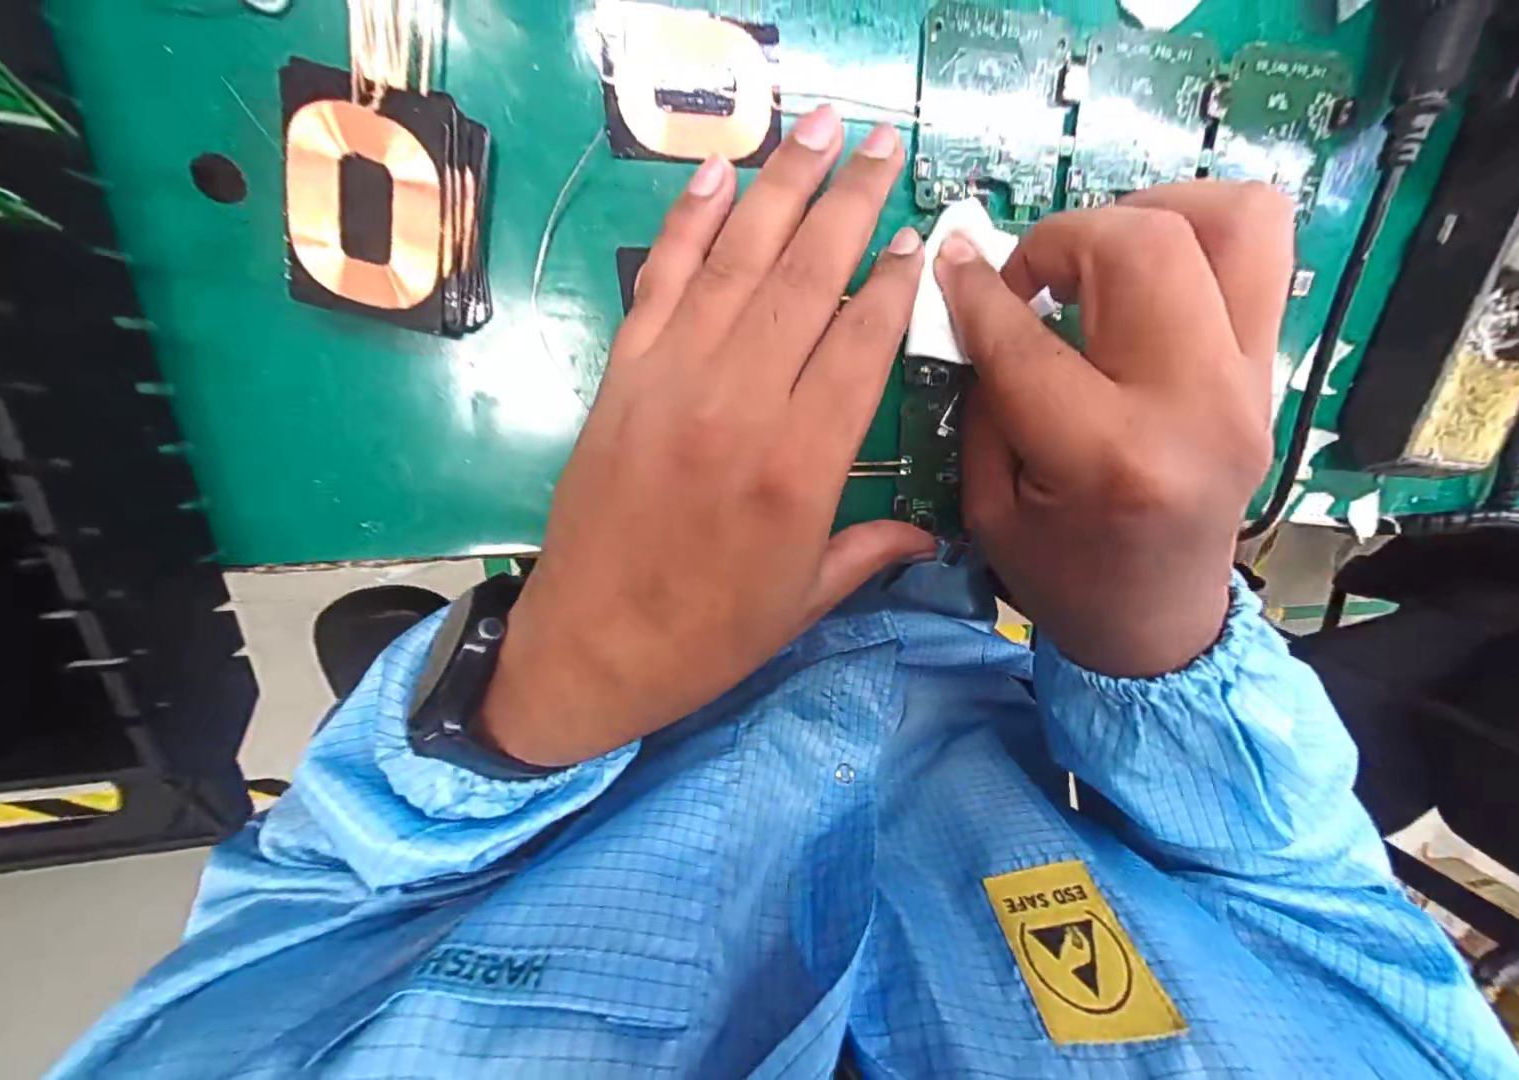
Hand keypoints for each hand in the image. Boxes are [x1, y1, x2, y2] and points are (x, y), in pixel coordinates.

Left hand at [481, 107, 933, 766]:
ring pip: (736, 263)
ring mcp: (672, 384)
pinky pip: (658, 285)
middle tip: (882, 140)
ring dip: (780, 187)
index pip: (863, 342)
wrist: (591, 647)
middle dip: (851, 201)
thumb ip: (866, 552)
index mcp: (800, 467)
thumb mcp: (799, 604)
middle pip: (807, 280)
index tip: (919, 235)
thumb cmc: (704, 638)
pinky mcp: (621, 381)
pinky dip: (687, 225)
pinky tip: (716, 178)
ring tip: (817, 127)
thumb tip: (926, 533)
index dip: (896, 281)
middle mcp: (740, 406)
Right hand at [937, 183, 1291, 676]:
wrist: (1158, 622)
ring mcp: (1250, 384)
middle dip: (1061, 238)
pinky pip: (1255, 258)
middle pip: (1144, 248)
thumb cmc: (1058, 578)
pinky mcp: (1268, 375)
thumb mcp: (988, 506)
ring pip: (1231, 222)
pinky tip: (1134, 279)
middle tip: (1022, 277)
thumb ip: (985, 404)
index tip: (949, 264)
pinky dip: (1188, 240)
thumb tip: (982, 315)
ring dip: (1145, 214)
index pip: (1028, 341)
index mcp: (1105, 457)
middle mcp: (1194, 405)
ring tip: (1090, 258)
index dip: (976, 293)